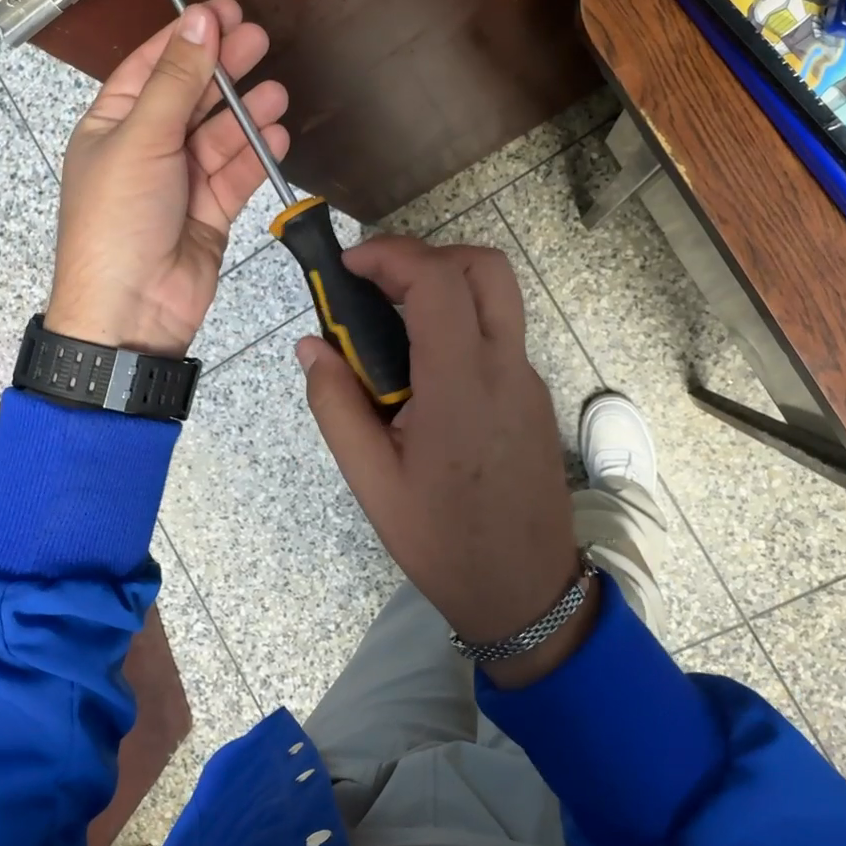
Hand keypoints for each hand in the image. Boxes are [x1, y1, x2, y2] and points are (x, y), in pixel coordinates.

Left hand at [46, 0, 290, 356]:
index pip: (151, 68)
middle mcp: (146, 150)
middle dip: (223, 70)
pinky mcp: (209, 213)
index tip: (222, 11)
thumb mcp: (141, 140)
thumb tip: (199, 24)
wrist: (131, 311)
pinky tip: (276, 133)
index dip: (186, 38)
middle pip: (190, 97)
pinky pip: (235, 175)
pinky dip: (256, 154)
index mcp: (112, 126)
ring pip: (218, 137)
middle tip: (259, 39)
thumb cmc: (116, 224)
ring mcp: (179, 183)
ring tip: (276, 90)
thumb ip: (177, 82)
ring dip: (245, 113)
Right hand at [297, 236, 589, 686]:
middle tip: (378, 283)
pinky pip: (499, 334)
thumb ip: (336, 405)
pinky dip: (460, 322)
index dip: (391, 255)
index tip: (349, 266)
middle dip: (427, 255)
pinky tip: (423, 371)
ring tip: (392, 324)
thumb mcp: (372, 482)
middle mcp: (506, 368)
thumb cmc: (442, 541)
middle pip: (484, 267)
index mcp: (462, 384)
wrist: (525, 590)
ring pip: (497, 297)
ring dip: (446, 286)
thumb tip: (311, 346)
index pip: (438, 281)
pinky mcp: (534, 397)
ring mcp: (528, 380)